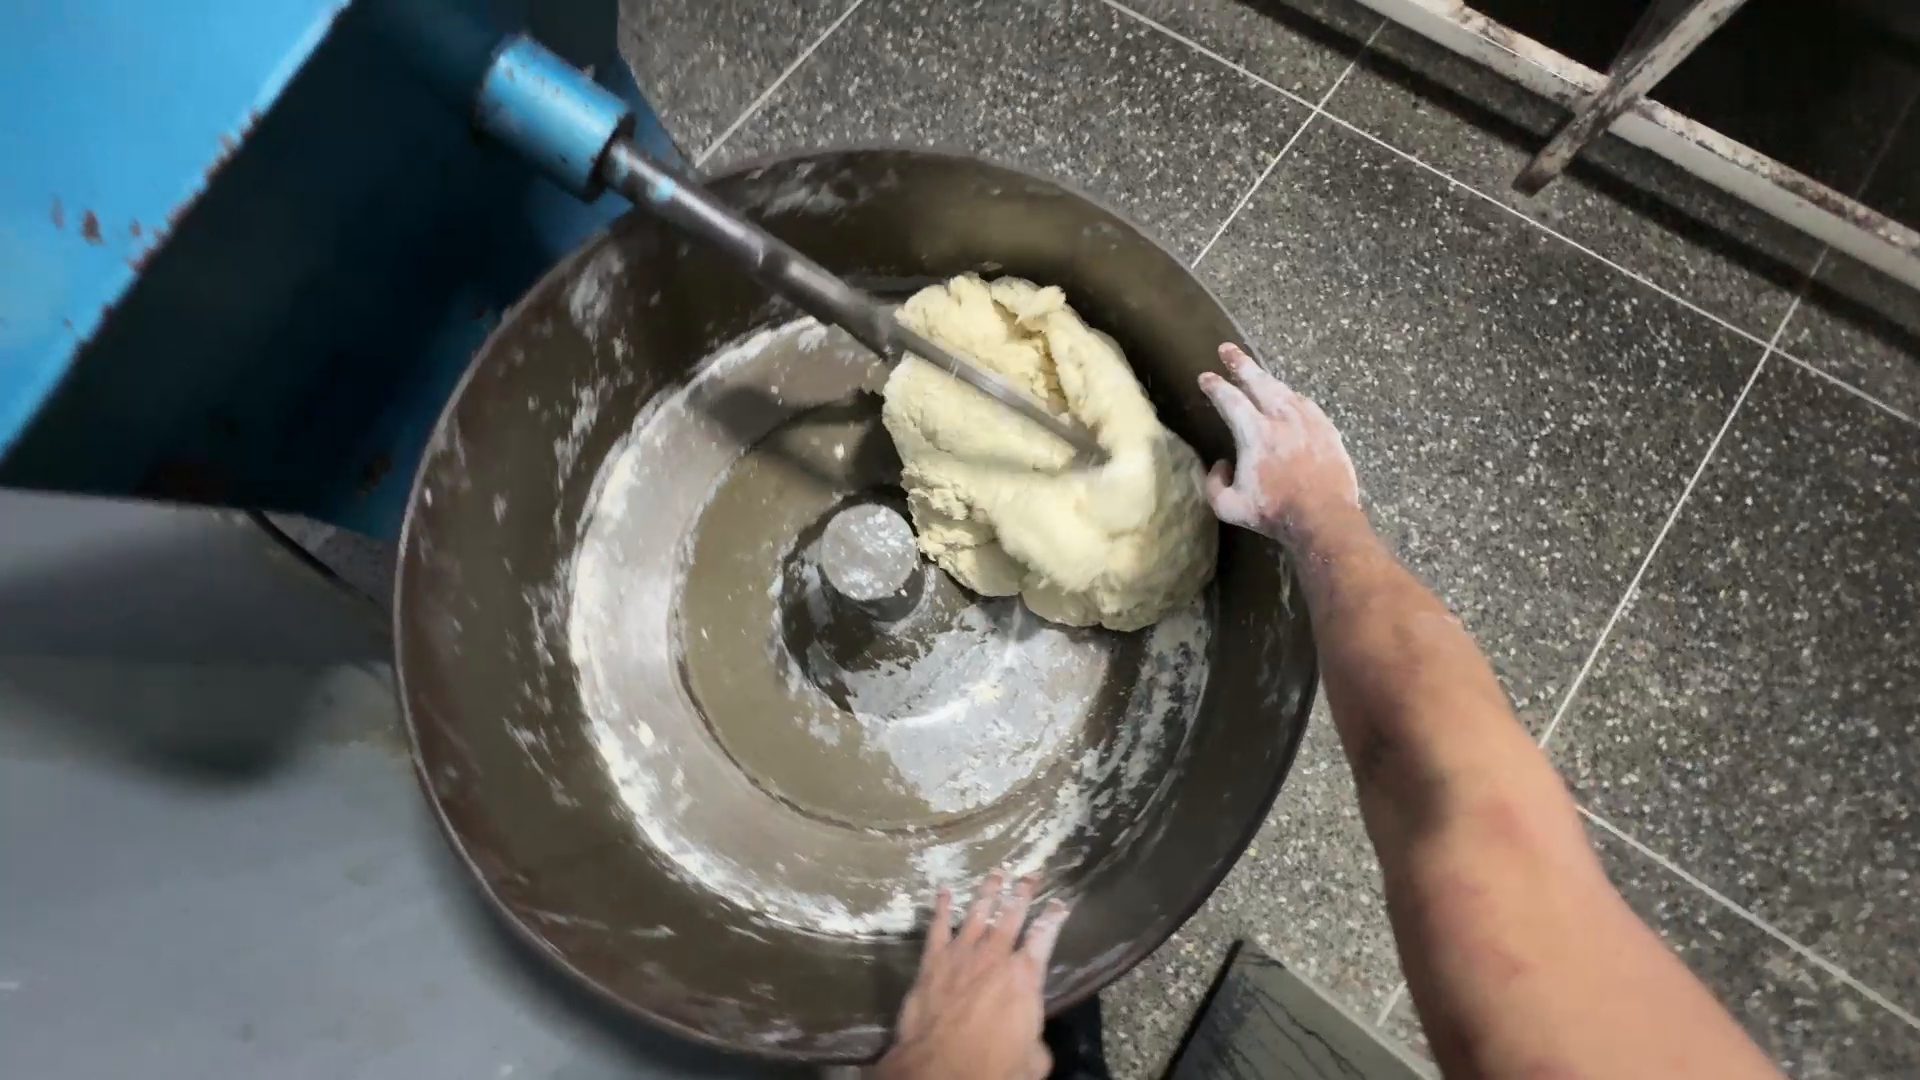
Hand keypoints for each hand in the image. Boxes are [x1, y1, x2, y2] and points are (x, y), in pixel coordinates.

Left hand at [873, 872, 1070, 1079]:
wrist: (939, 1069)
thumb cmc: (991, 1068)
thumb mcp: (1031, 1063)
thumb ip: (1036, 1043)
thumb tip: (1035, 1042)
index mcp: (1023, 977)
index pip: (1045, 936)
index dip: (1054, 917)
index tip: (1060, 902)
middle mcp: (995, 955)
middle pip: (1012, 914)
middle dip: (1023, 892)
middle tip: (1031, 874)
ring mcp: (962, 953)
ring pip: (977, 912)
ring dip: (988, 891)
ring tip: (996, 873)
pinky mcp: (934, 960)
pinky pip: (938, 926)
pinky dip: (940, 907)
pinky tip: (942, 891)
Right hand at [1198, 343, 1359, 543]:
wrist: (1324, 518)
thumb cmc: (1273, 512)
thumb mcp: (1228, 506)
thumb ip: (1213, 482)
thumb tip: (1221, 464)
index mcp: (1254, 433)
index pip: (1230, 399)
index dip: (1215, 386)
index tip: (1204, 377)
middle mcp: (1281, 418)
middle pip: (1258, 381)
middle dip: (1240, 363)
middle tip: (1227, 349)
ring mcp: (1308, 421)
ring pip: (1284, 389)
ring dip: (1266, 378)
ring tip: (1255, 372)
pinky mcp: (1327, 430)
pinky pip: (1306, 404)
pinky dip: (1291, 396)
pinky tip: (1288, 397)